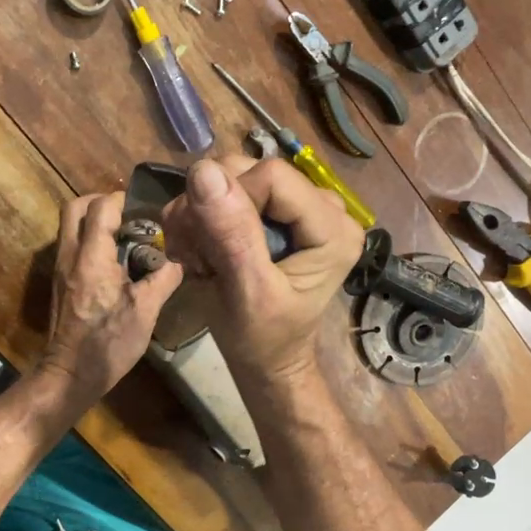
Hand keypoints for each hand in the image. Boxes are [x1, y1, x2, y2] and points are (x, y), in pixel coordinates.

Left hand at [37, 192, 183, 404]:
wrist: (70, 374)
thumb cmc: (108, 343)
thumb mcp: (146, 311)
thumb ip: (164, 278)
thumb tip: (180, 260)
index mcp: (91, 257)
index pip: (101, 207)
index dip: (124, 201)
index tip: (146, 211)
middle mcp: (70, 255)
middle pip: (76, 207)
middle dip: (102, 203)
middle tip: (130, 217)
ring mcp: (60, 268)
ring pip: (71, 226)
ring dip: (95, 222)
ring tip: (126, 237)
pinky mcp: (60, 282)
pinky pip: (72, 246)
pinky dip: (91, 241)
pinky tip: (115, 261)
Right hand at [159, 157, 364, 380]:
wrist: (265, 360)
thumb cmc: (262, 339)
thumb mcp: (248, 294)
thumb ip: (232, 235)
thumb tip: (204, 172)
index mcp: (333, 228)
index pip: (270, 176)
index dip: (229, 203)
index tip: (211, 248)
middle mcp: (323, 206)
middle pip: (249, 170)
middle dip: (209, 209)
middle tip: (196, 254)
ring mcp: (299, 204)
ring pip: (231, 175)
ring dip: (199, 215)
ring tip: (198, 257)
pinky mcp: (276, 209)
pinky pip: (228, 189)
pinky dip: (202, 218)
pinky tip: (201, 251)